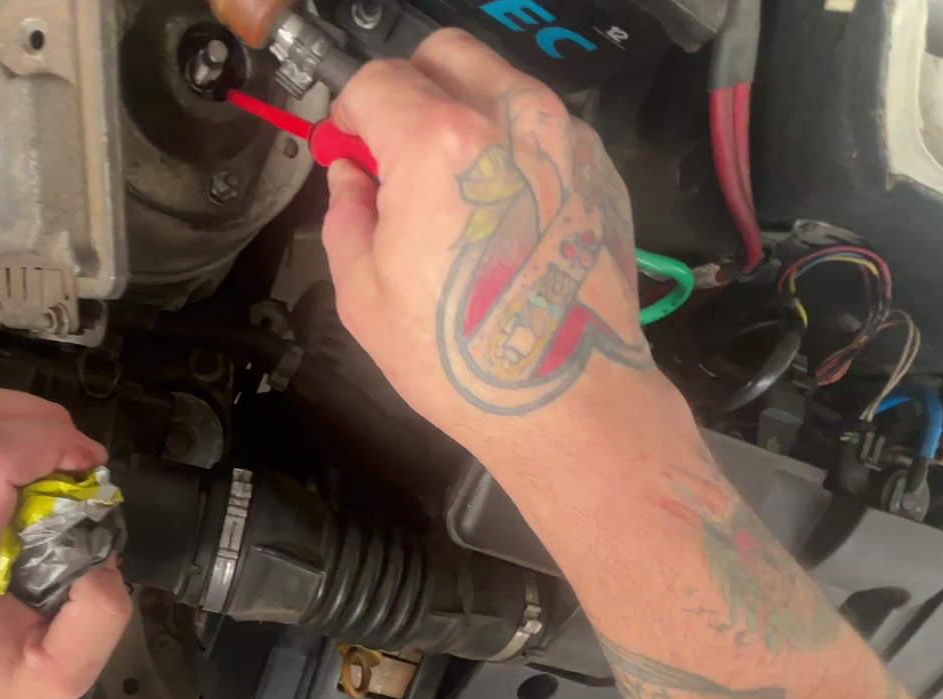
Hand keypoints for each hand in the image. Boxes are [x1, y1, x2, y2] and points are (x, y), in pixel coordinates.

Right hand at [322, 30, 654, 464]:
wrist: (564, 399)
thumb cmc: (456, 358)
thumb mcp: (363, 296)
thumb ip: (345, 216)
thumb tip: (352, 176)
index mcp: (437, 145)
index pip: (375, 81)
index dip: (346, 113)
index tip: (345, 148)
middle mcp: (509, 118)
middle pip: (441, 54)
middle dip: (404, 92)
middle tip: (392, 157)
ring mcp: (564, 138)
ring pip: (497, 82)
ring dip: (458, 114)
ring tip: (448, 192)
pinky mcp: (597, 168)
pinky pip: (538, 126)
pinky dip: (506, 146)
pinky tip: (497, 214)